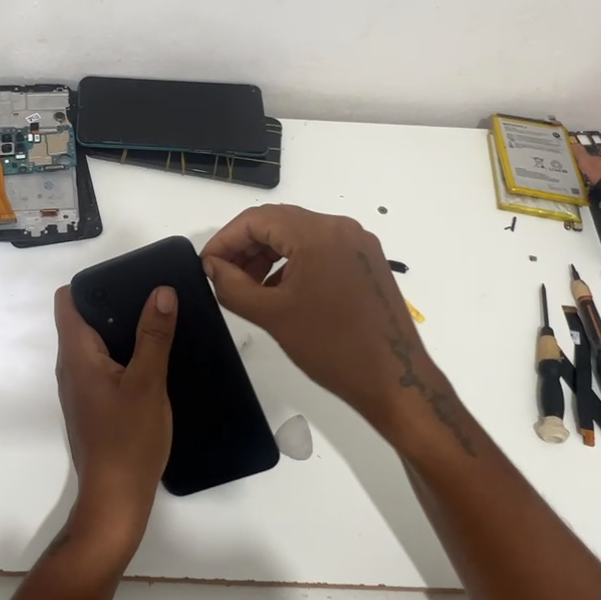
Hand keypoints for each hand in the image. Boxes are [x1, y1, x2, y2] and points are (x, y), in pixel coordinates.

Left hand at [52, 285, 175, 560]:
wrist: (116, 498)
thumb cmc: (129, 439)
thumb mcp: (148, 382)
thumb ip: (154, 335)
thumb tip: (161, 291)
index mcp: (77, 354)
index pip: (67, 301)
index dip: (92, 283)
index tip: (125, 278)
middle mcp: (71, 367)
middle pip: (82, 318)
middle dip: (113, 302)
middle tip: (151, 294)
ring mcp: (81, 387)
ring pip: (95, 342)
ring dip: (120, 328)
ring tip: (156, 319)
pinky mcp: (93, 404)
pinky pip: (104, 363)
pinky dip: (123, 352)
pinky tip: (152, 357)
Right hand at [201, 204, 436, 434]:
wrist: (394, 380)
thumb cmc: (330, 347)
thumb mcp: (271, 315)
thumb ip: (231, 285)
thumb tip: (212, 266)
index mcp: (318, 234)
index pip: (257, 219)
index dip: (225, 239)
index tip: (206, 264)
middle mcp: (341, 228)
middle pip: (279, 223)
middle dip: (246, 246)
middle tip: (222, 275)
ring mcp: (359, 244)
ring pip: (299, 236)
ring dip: (268, 255)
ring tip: (248, 287)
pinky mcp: (368, 262)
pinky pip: (320, 249)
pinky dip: (294, 263)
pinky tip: (280, 291)